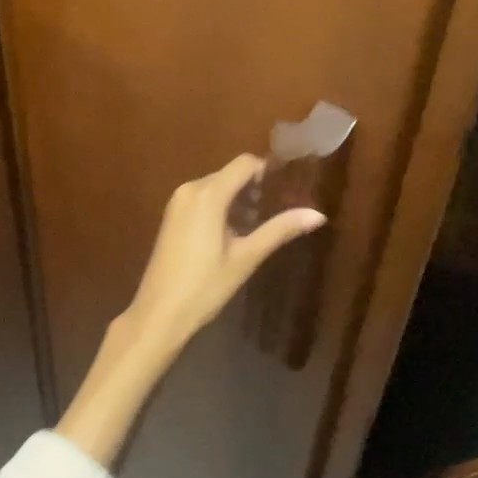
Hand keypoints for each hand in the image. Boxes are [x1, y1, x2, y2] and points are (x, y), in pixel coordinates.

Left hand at [57, 155, 326, 467]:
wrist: (159, 313)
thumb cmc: (205, 286)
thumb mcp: (246, 257)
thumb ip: (279, 230)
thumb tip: (318, 214)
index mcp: (208, 193)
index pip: (245, 164)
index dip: (269, 172)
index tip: (290, 189)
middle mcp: (190, 189)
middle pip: (230, 174)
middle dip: (255, 188)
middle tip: (281, 211)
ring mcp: (177, 202)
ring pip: (216, 187)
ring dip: (239, 200)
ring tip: (262, 225)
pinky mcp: (172, 216)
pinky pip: (202, 199)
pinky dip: (221, 208)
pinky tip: (236, 234)